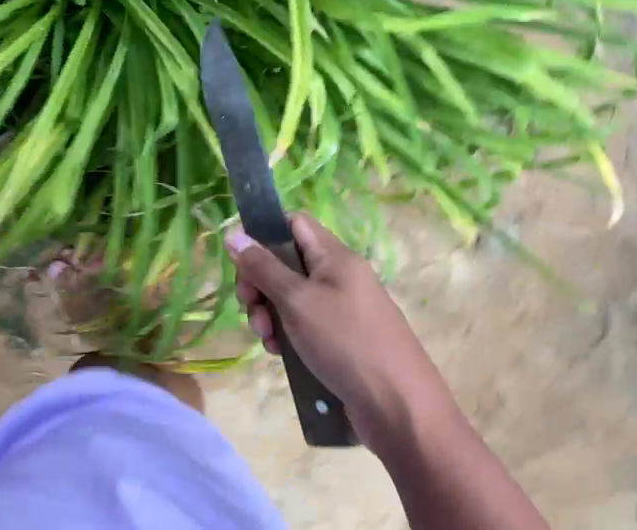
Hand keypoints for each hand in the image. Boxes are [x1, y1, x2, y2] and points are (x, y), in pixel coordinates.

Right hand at [226, 214, 456, 451]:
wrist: (403, 413)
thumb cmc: (347, 344)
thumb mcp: (296, 301)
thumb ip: (261, 266)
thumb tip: (234, 234)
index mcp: (337, 258)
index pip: (293, 223)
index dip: (264, 233)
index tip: (242, 259)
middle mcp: (342, 278)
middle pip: (285, 261)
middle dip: (259, 282)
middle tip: (249, 305)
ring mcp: (344, 310)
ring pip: (290, 295)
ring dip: (268, 311)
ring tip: (266, 338)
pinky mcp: (343, 339)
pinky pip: (303, 322)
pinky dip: (286, 332)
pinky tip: (280, 351)